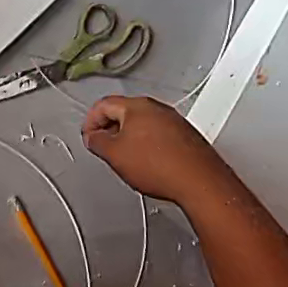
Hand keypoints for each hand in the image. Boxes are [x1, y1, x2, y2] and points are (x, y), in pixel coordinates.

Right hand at [81, 95, 234, 204]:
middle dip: (110, 130)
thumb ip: (97, 142)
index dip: (90, 121)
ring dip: (131, 139)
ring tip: (128, 160)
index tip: (89, 136)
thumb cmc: (162, 166)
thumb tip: (93, 137)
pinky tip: (149, 165)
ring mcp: (173, 121)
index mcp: (137, 107)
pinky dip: (150, 147)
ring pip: (143, 124)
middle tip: (104, 147)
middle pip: (124, 112)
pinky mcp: (185, 136)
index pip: (104, 105)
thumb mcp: (114, 155)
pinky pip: (160, 136)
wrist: (199, 181)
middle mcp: (157, 109)